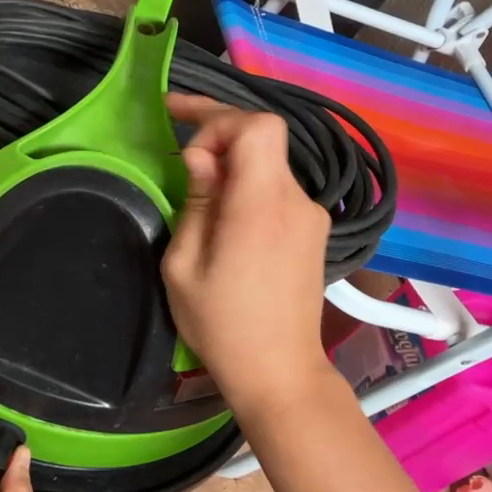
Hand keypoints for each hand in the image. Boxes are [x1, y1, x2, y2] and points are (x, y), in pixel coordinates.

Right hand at [163, 93, 334, 412]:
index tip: (180, 134)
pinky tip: (223, 213)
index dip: (217, 118)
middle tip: (178, 138)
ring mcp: (310, 216)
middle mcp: (295, 202)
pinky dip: (248, 185)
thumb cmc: (221, 325)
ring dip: (232, 162)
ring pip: (269, 163)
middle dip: (219, 131)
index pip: (257, 128)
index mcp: (261, 207)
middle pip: (264, 138)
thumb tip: (201, 159)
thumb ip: (195, 202)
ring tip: (196, 190)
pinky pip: (276, 189)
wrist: (279, 373)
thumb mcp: (183, 265)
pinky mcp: (312, 232)